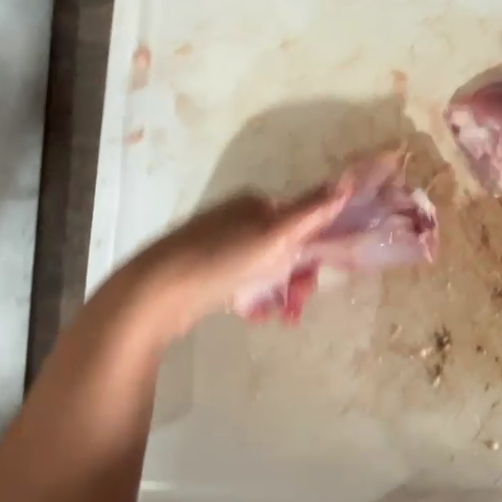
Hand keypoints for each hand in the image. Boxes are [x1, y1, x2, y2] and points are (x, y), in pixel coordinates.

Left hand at [104, 181, 351, 342]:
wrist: (155, 294)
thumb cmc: (218, 261)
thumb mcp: (273, 236)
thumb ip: (311, 212)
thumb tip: (346, 183)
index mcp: (255, 205)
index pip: (302, 222)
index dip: (316, 251)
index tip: (318, 278)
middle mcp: (238, 220)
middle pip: (285, 249)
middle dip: (297, 279)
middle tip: (297, 306)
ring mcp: (220, 247)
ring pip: (265, 270)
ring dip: (280, 294)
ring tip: (280, 317)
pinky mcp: (205, 274)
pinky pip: (243, 285)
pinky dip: (255, 300)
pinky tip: (254, 316)